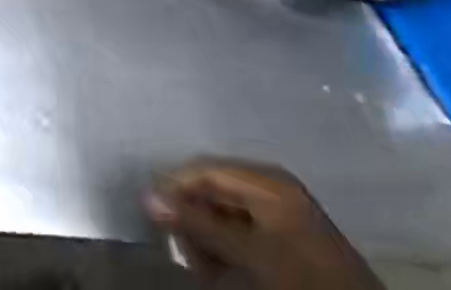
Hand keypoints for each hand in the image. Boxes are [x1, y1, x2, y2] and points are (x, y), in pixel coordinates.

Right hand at [147, 160, 380, 289]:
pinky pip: (245, 227)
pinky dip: (228, 245)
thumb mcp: (248, 253)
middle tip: (182, 249)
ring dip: (208, 235)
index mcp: (268, 181)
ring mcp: (285, 209)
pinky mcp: (291, 234)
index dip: (176, 188)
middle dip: (193, 217)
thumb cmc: (304, 280)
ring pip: (227, 210)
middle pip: (215, 189)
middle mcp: (275, 186)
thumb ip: (196, 224)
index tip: (155, 214)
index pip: (205, 170)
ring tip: (202, 266)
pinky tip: (222, 267)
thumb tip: (146, 196)